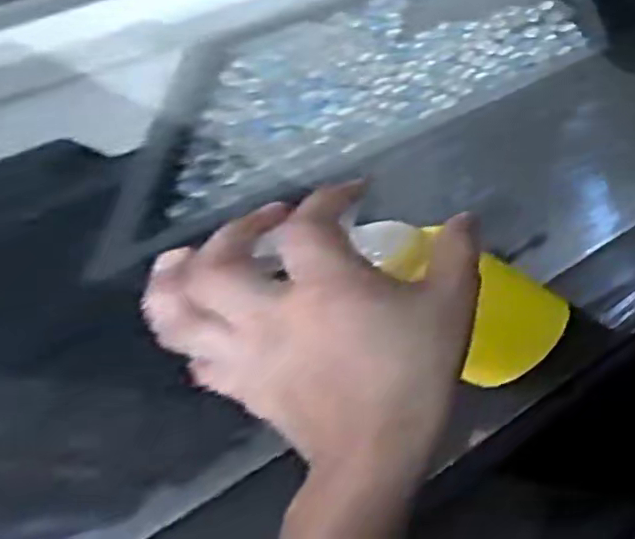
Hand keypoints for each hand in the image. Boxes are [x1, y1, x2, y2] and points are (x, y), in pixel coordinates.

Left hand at [142, 181, 478, 537]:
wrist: (378, 444)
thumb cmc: (418, 363)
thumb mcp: (455, 296)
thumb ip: (457, 250)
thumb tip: (462, 217)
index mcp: (327, 286)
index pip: (307, 227)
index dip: (327, 198)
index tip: (354, 190)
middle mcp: (271, 314)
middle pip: (214, 267)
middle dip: (234, 232)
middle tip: (267, 217)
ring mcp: (245, 354)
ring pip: (175, 316)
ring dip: (172, 282)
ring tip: (181, 260)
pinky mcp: (239, 385)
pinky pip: (194, 354)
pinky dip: (192, 330)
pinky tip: (210, 322)